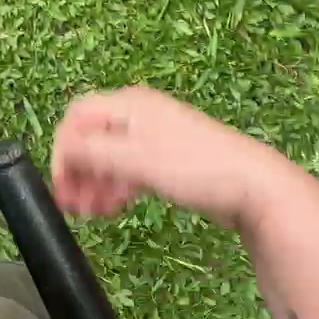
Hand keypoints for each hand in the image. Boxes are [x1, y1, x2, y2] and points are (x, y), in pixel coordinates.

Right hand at [49, 87, 304, 232]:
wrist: (259, 190)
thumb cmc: (194, 168)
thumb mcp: (135, 160)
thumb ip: (91, 152)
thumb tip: (60, 152)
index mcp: (128, 104)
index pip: (76, 118)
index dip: (62, 150)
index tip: (59, 184)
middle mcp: (137, 114)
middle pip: (91, 138)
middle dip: (78, 171)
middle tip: (73, 206)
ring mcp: (154, 136)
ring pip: (109, 155)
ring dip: (95, 182)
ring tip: (93, 213)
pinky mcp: (168, 158)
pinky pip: (128, 168)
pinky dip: (116, 185)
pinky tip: (115, 207)